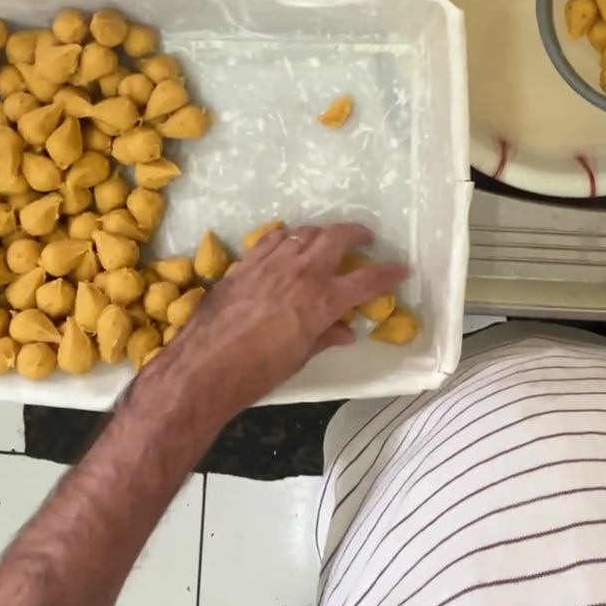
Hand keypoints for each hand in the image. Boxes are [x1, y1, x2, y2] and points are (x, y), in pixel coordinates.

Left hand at [166, 222, 409, 413]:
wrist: (203, 368)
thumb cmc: (257, 372)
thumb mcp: (299, 358)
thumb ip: (325, 336)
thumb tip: (345, 330)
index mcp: (322, 300)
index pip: (367, 280)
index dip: (389, 273)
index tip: (402, 269)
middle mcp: (301, 273)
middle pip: (338, 237)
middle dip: (357, 233)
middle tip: (366, 239)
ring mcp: (272, 263)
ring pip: (305, 232)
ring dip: (322, 234)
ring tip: (327, 242)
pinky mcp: (246, 263)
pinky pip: (273, 238)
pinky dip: (287, 237)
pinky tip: (287, 244)